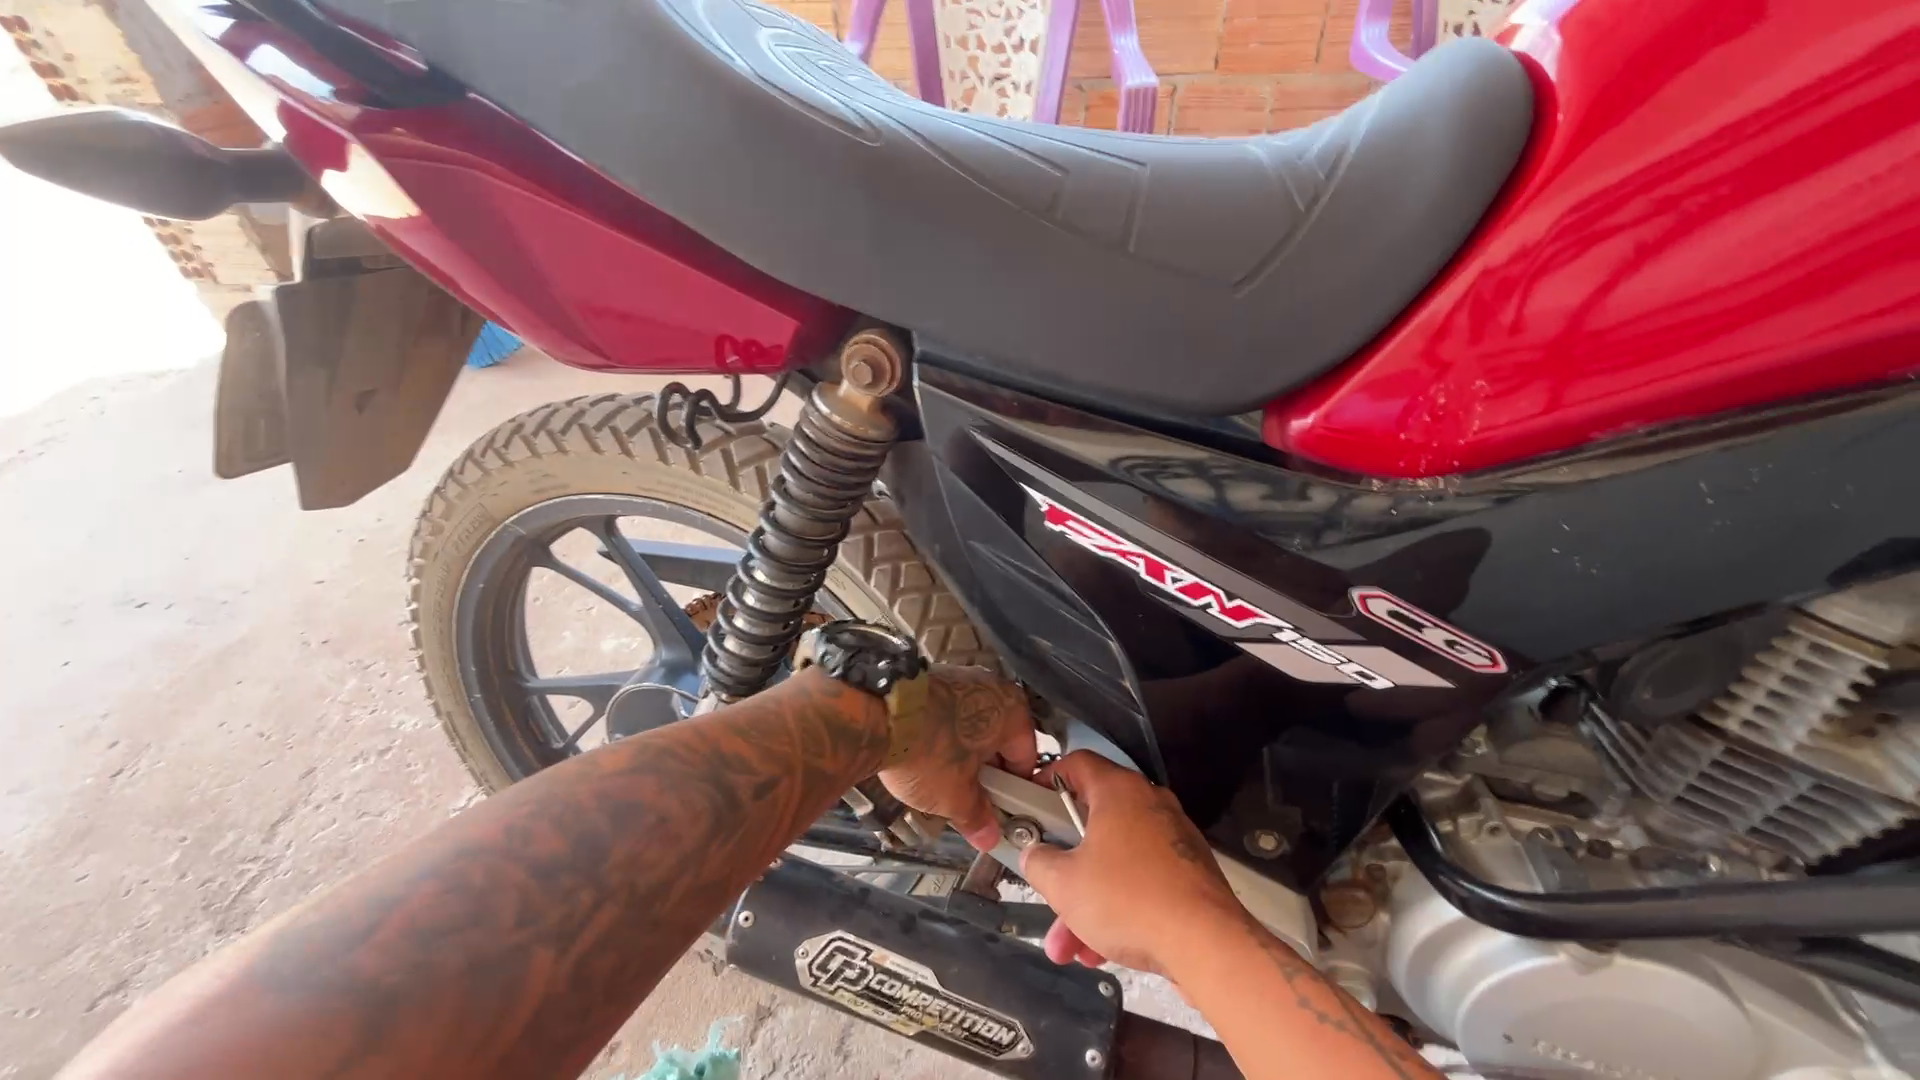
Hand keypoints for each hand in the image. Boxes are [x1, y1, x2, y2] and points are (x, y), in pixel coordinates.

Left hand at [878, 665, 1037, 850]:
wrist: (877, 714)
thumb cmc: (927, 749)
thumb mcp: (956, 797)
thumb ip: (977, 817)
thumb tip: (987, 834)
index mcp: (1013, 710)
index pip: (1026, 757)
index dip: (1014, 788)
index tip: (1001, 806)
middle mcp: (992, 687)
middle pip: (998, 739)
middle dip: (986, 770)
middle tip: (971, 798)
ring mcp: (960, 678)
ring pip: (972, 725)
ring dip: (963, 751)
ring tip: (944, 780)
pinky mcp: (931, 679)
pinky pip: (947, 713)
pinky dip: (942, 734)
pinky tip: (926, 756)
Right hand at [1019, 751, 1249, 975]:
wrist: (1207, 945)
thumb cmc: (1133, 901)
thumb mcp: (1063, 883)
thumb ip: (1038, 862)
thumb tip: (1035, 857)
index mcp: (1119, 791)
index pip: (1076, 763)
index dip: (1048, 779)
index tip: (1032, 801)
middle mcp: (1149, 805)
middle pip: (1093, 824)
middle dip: (1064, 865)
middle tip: (1046, 885)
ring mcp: (1173, 839)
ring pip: (1115, 861)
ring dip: (1087, 899)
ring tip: (1069, 943)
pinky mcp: (1189, 873)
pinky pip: (1141, 882)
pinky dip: (1119, 908)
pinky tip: (1101, 948)